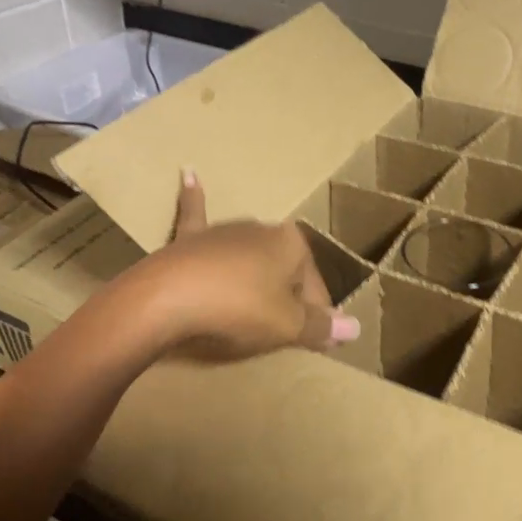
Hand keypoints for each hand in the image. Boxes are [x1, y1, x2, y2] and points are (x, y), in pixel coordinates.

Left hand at [120, 169, 360, 360]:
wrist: (165, 299)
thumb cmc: (237, 310)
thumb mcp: (285, 326)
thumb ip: (319, 326)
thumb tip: (356, 327)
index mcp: (291, 243)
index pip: (315, 289)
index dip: (315, 322)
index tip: (313, 346)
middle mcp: (261, 229)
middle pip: (282, 273)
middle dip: (284, 300)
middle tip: (278, 336)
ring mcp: (223, 231)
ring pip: (248, 259)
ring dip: (252, 277)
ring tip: (249, 310)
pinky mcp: (188, 239)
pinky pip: (195, 218)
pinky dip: (192, 198)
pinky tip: (189, 174)